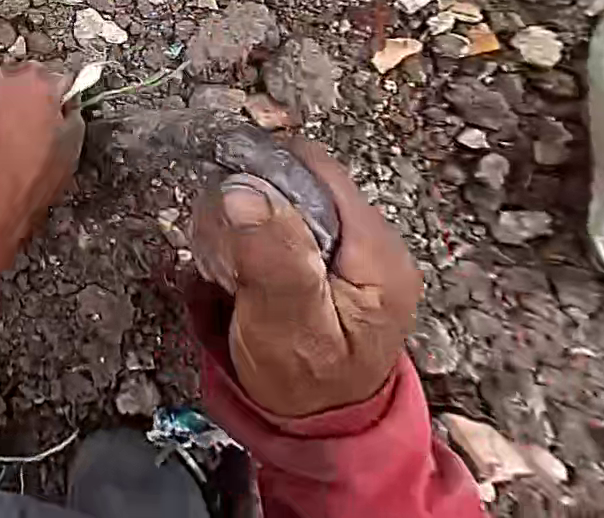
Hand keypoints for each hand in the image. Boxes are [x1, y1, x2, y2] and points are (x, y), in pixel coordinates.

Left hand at [0, 62, 84, 247]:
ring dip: (14, 100)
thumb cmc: (34, 171)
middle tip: (42, 122)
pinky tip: (1, 136)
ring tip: (19, 131)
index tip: (65, 110)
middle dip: (38, 93)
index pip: (63, 77)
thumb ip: (73, 111)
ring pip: (7, 87)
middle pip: (32, 76)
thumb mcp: (73, 141)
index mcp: (42, 81)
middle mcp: (11, 78)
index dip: (66, 96)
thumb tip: (67, 105)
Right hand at [191, 141, 421, 417]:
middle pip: (305, 181)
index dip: (268, 169)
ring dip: (258, 217)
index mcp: (377, 251)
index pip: (318, 171)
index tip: (228, 194)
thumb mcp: (287, 329)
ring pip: (296, 198)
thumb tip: (243, 190)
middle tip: (226, 238)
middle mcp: (375, 239)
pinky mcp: (340, 258)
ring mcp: (359, 248)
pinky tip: (249, 264)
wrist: (322, 433)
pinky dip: (266, 232)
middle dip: (259, 198)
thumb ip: (272, 260)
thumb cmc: (306, 388)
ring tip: (235, 259)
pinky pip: (296, 220)